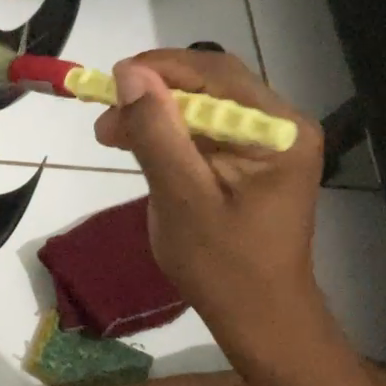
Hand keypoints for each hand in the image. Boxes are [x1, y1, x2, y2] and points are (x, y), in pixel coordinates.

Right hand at [94, 49, 324, 336]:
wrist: (258, 318)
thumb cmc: (222, 264)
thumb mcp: (180, 195)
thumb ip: (156, 131)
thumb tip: (128, 73)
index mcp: (278, 131)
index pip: (215, 72)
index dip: (159, 67)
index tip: (109, 82)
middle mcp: (280, 126)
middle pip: (209, 86)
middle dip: (152, 94)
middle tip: (104, 122)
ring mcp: (267, 144)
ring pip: (202, 107)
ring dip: (154, 114)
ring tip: (111, 136)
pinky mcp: (250, 161)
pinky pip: (204, 131)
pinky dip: (167, 135)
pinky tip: (138, 147)